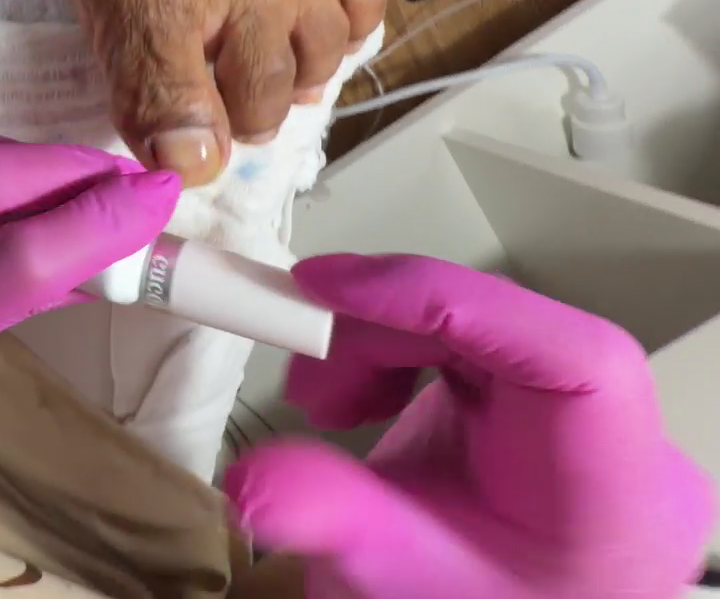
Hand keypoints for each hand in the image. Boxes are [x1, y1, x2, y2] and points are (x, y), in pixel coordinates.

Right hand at [225, 254, 714, 598]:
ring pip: (461, 319)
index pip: (570, 358)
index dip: (445, 302)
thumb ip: (324, 515)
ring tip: (317, 401)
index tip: (321, 288)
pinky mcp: (517, 394)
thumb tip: (246, 478)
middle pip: (493, 325)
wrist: (455, 598)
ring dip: (364, 338)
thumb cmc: (442, 598)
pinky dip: (375, 346)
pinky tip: (350, 397)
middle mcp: (608, 436)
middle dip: (374, 331)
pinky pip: (446, 333)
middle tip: (302, 374)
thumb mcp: (381, 568)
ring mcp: (562, 409)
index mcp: (609, 491)